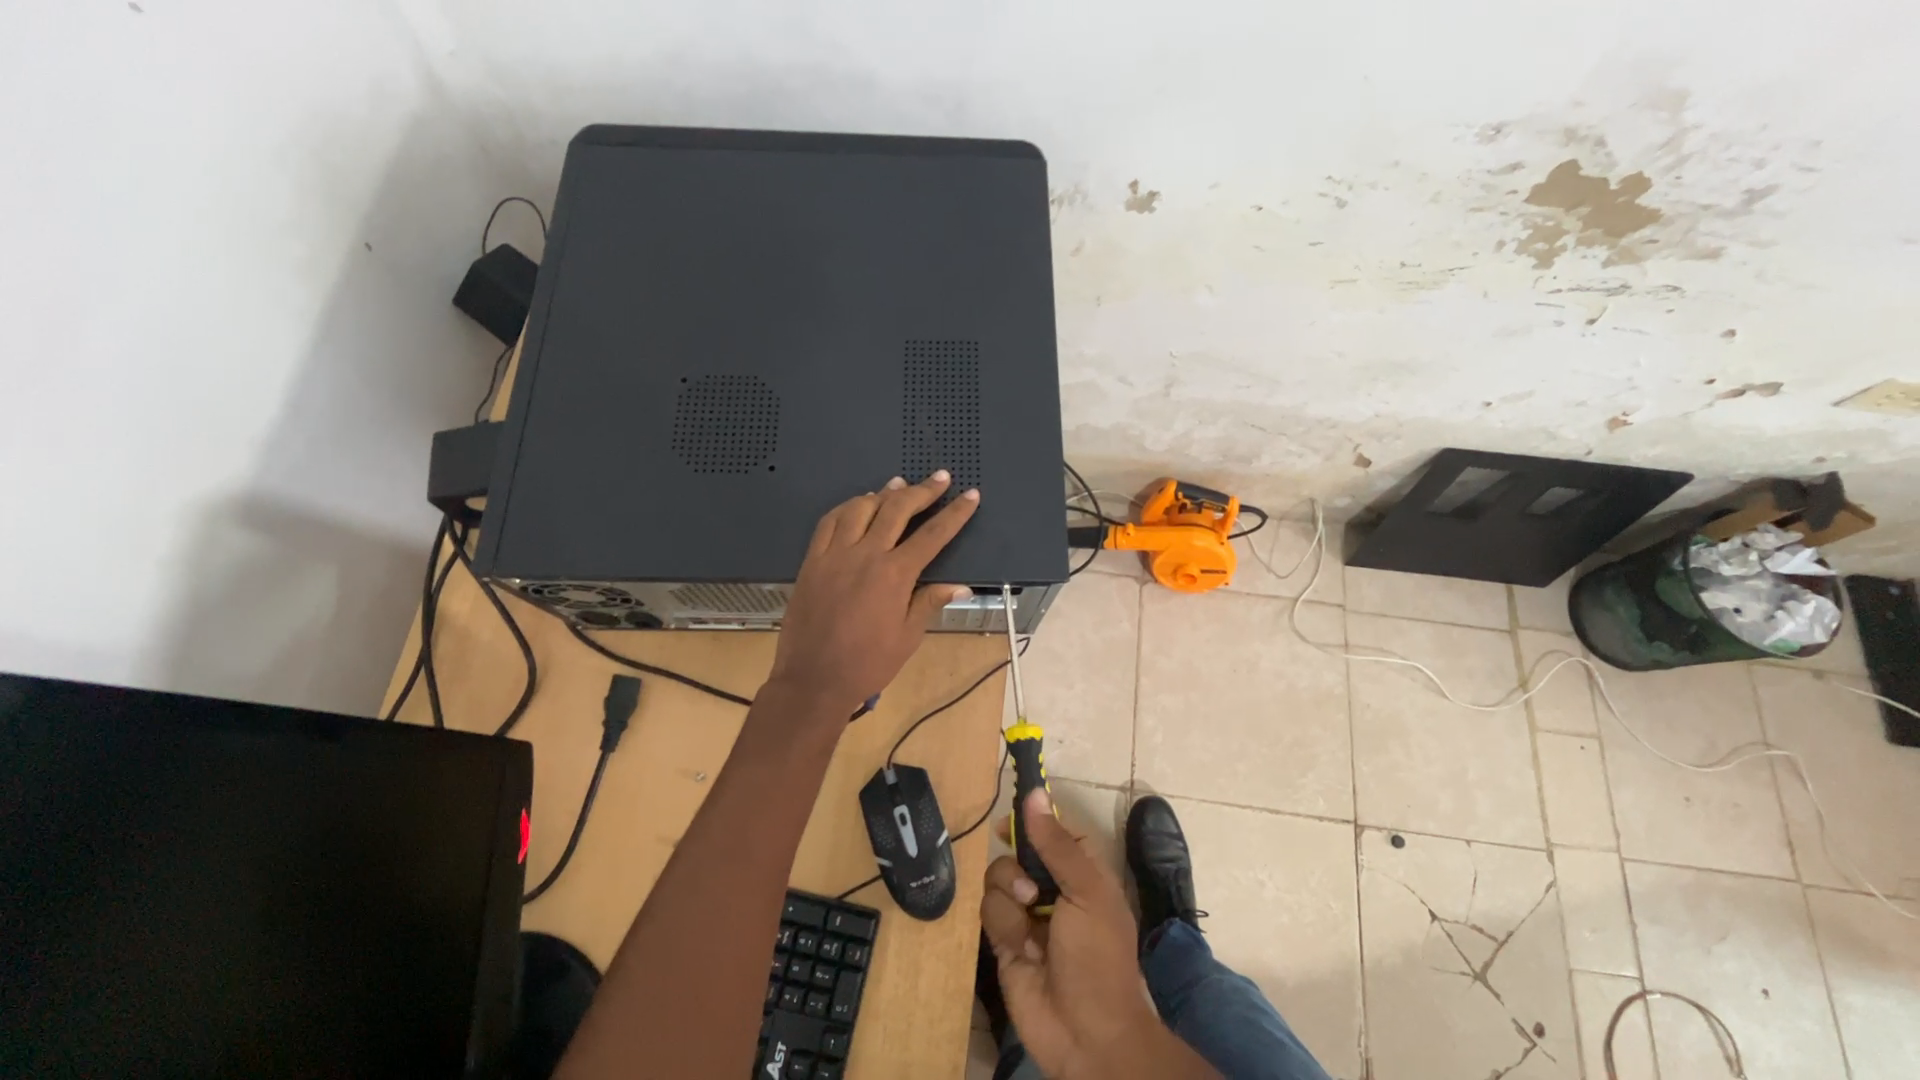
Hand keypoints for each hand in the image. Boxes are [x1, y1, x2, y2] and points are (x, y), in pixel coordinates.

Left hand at [766, 471, 978, 716]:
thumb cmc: (867, 664)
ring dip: (883, 493)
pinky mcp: (812, 561)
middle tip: (939, 477)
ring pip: (861, 508)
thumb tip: (960, 586)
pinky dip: (846, 507)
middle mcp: (865, 555)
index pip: (933, 535)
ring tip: (899, 484)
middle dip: (922, 491)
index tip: (970, 495)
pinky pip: (829, 522)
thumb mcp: (907, 637)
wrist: (813, 679)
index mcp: (895, 575)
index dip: (955, 513)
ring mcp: (835, 554)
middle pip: (897, 509)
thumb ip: (929, 602)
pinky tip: (857, 504)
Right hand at [981, 790, 1219, 1079]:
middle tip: (1031, 889)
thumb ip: (1056, 843)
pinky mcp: (1005, 942)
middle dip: (1016, 866)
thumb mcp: (1087, 892)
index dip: (1033, 823)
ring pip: (997, 881)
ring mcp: (1027, 916)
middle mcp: (1053, 890)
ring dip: (1010, 901)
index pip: (1053, 833)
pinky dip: (1004, 928)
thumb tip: (1034, 794)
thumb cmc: (1097, 956)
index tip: (1010, 820)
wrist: (1086, 1033)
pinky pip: (990, 913)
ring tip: (1031, 929)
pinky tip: (1023, 950)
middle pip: (1016, 853)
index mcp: (1083, 874)